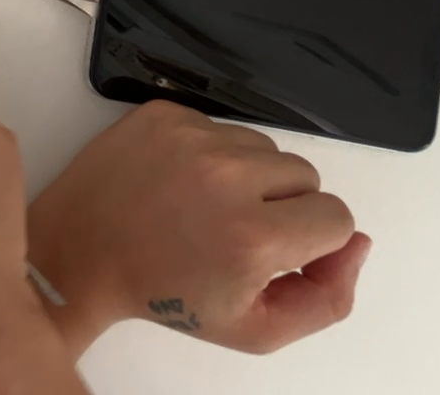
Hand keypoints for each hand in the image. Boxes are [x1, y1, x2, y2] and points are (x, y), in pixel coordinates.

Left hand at [28, 100, 370, 354]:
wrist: (82, 249)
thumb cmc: (162, 292)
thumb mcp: (256, 328)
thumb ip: (327, 297)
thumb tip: (356, 243)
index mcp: (252, 234)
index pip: (336, 216)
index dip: (313, 239)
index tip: (275, 249)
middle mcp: (224, 175)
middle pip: (304, 174)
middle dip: (284, 203)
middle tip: (236, 227)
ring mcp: (189, 136)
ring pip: (263, 145)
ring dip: (249, 173)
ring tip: (205, 203)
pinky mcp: (163, 112)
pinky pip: (218, 124)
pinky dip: (210, 149)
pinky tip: (180, 178)